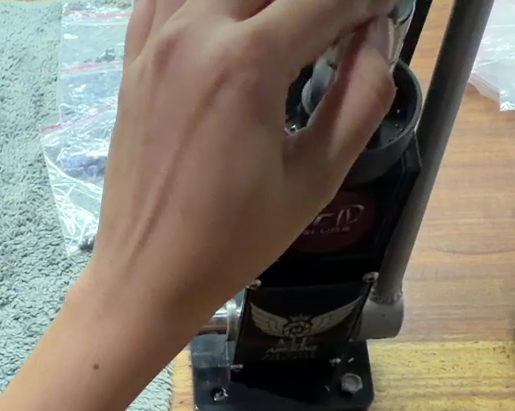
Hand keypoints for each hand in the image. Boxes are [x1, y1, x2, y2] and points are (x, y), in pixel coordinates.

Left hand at [83, 0, 396, 344]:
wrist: (147, 279)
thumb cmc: (230, 245)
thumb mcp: (313, 182)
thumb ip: (362, 99)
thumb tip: (377, 34)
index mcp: (247, 65)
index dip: (366, 2)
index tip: (381, 14)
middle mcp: (196, 35)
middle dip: (316, 0)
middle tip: (335, 28)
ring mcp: (156, 46)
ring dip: (262, 0)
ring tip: (286, 29)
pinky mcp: (132, 65)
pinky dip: (201, 0)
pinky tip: (225, 19)